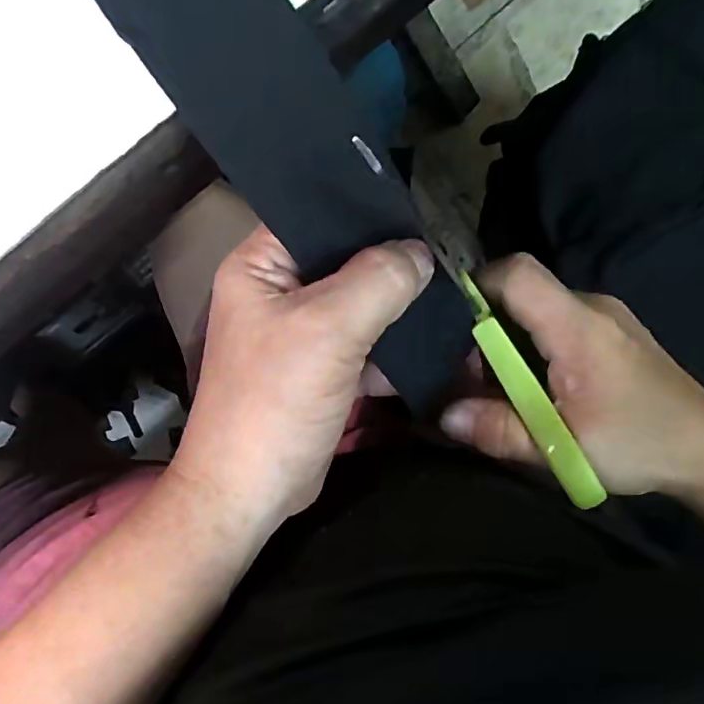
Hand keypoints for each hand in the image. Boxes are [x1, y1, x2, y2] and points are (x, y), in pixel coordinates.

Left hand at [168, 227, 431, 528]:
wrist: (252, 491)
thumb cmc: (276, 402)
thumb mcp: (328, 329)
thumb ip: (377, 281)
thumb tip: (420, 254)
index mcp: (260, 267)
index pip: (318, 215)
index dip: (366, 213)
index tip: (420, 216)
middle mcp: (278, 294)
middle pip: (346, 263)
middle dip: (394, 267)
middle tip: (446, 261)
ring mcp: (302, 336)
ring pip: (361, 307)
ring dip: (400, 310)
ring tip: (450, 301)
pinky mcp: (322, 373)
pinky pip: (365, 346)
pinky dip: (394, 349)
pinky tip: (434, 347)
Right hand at [439, 254, 703, 495]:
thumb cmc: (638, 444)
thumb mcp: (561, 448)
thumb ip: (499, 429)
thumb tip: (444, 414)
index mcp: (578, 326)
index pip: (516, 273)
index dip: (475, 289)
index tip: (450, 330)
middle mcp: (592, 307)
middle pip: (521, 294)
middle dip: (486, 332)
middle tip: (472, 382)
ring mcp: (605, 317)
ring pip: (538, 312)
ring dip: (510, 346)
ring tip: (503, 393)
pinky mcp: (612, 332)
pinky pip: (558, 325)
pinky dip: (533, 350)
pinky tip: (536, 390)